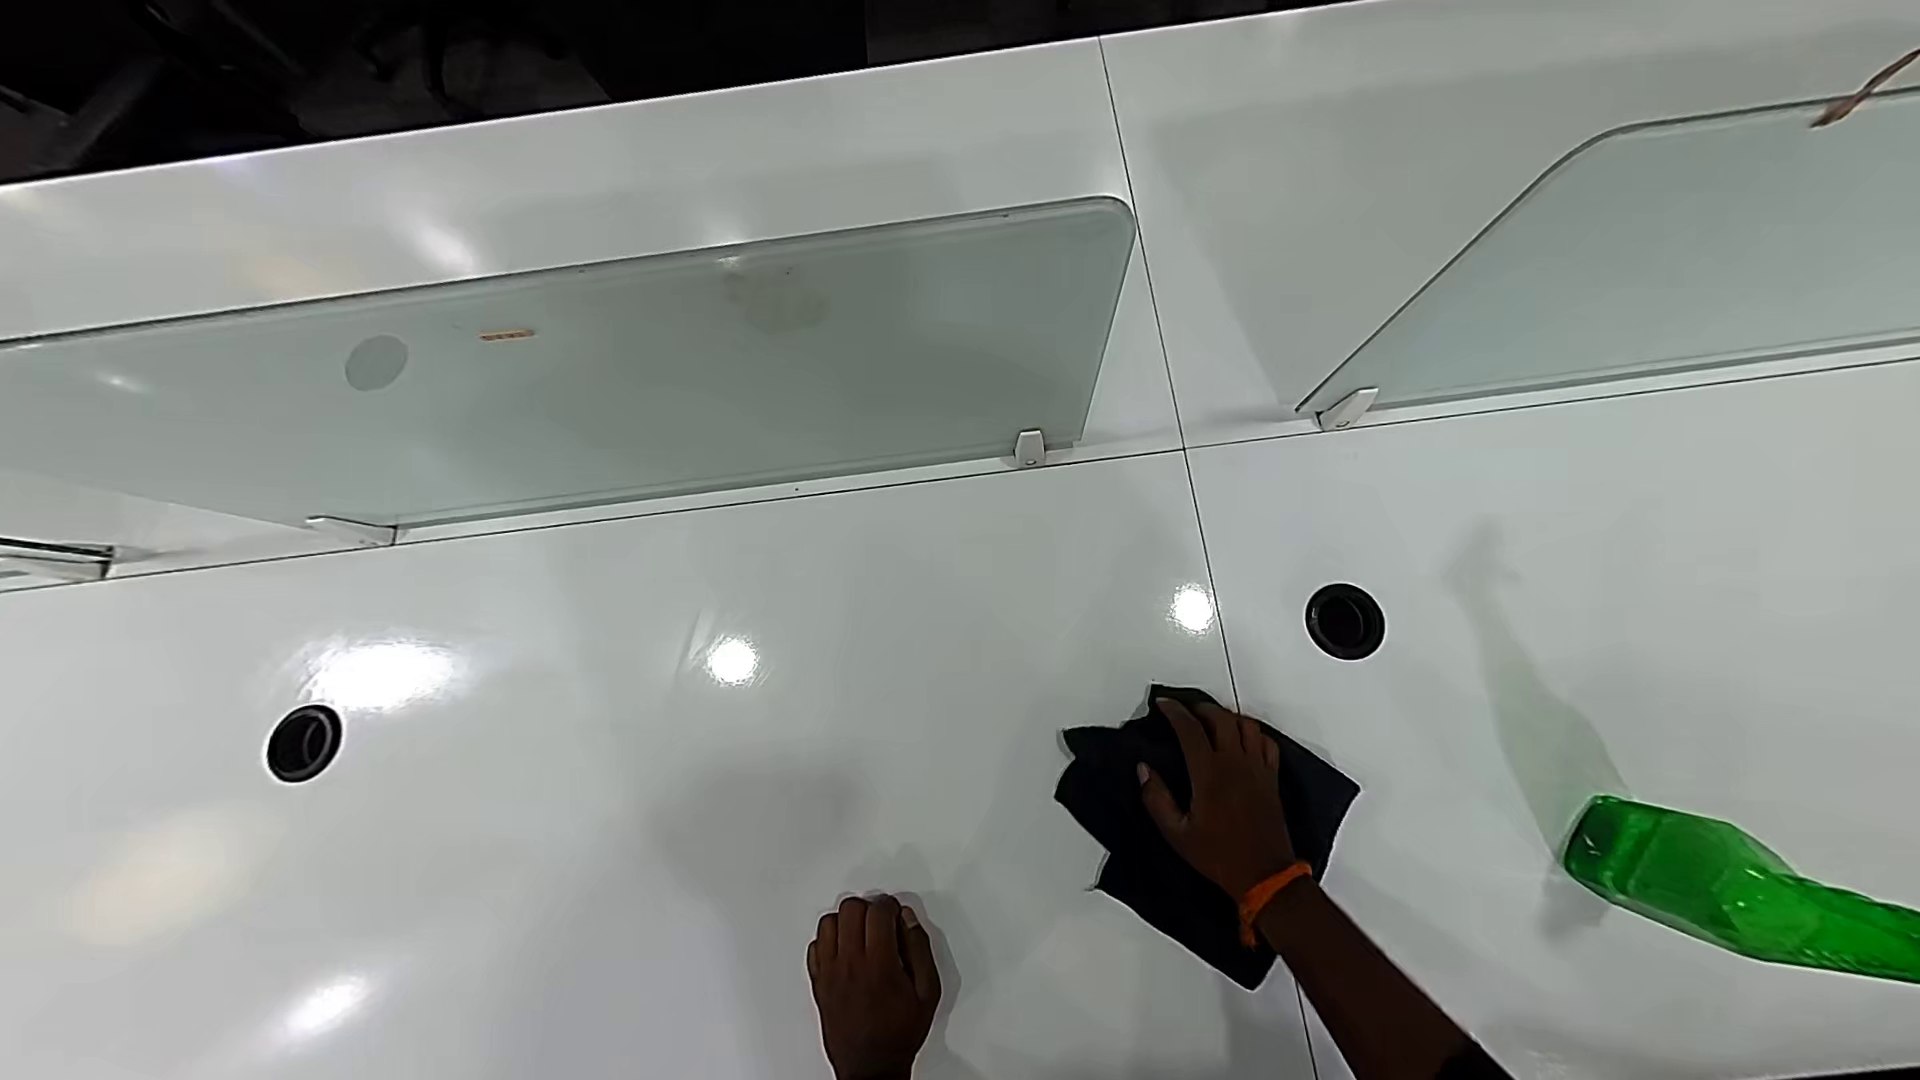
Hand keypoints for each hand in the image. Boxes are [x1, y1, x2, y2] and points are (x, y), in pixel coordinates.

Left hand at [808, 894, 941, 1079]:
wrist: (871, 1070)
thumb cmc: (898, 1034)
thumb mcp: (927, 992)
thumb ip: (920, 949)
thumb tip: (908, 919)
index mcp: (879, 965)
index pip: (877, 911)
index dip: (890, 905)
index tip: (895, 913)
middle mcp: (850, 965)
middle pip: (850, 909)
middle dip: (868, 908)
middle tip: (879, 921)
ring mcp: (830, 974)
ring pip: (829, 922)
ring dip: (846, 921)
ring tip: (860, 932)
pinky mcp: (818, 984)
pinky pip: (814, 946)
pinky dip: (828, 940)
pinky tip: (843, 948)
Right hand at [1139, 698, 1296, 899]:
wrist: (1266, 877)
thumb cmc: (1219, 855)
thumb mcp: (1176, 833)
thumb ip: (1156, 798)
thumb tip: (1143, 769)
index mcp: (1209, 773)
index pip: (1190, 728)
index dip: (1174, 711)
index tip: (1163, 704)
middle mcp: (1235, 764)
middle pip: (1220, 718)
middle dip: (1200, 707)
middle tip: (1185, 710)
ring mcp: (1258, 769)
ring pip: (1246, 725)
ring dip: (1227, 716)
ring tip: (1212, 719)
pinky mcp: (1272, 779)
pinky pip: (1267, 743)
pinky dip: (1253, 732)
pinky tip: (1242, 737)